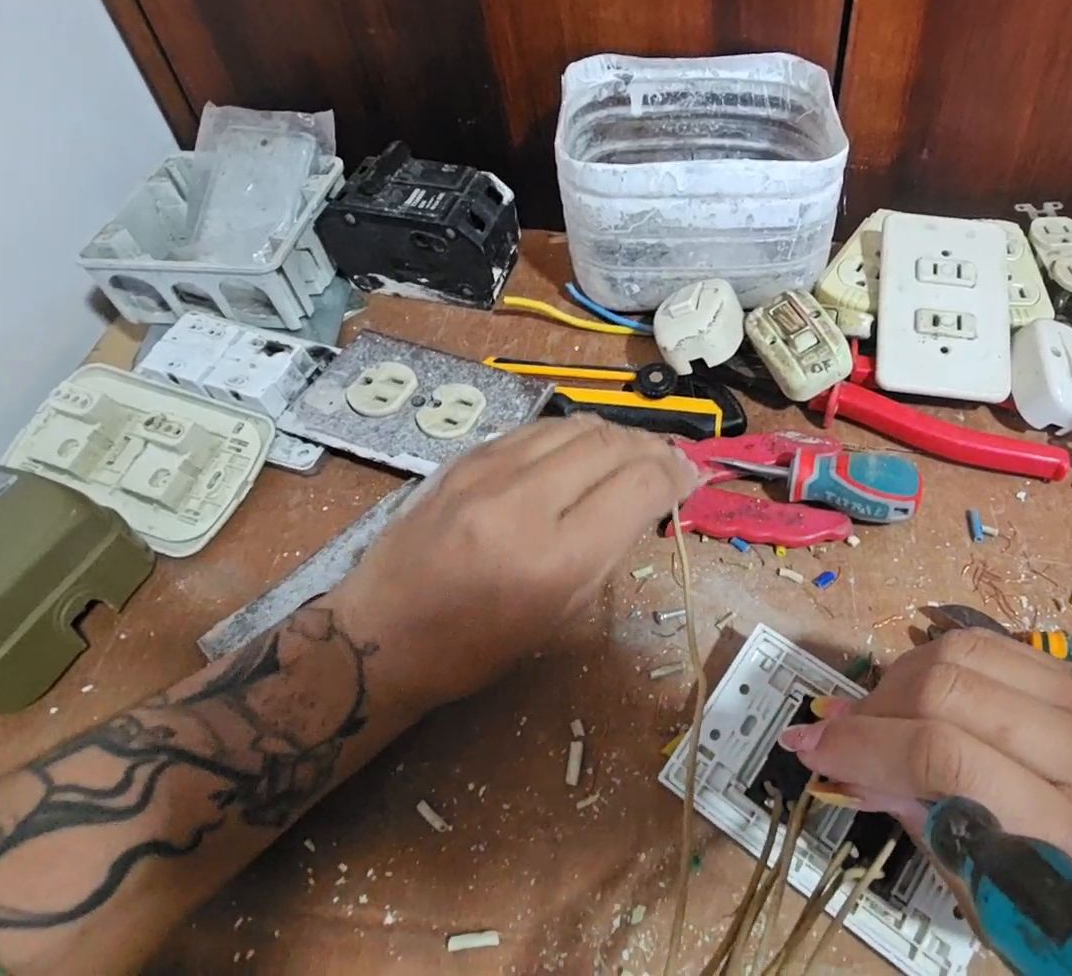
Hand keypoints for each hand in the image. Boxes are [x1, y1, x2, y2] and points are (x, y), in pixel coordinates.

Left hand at [327, 415, 698, 709]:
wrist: (381, 632)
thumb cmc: (477, 645)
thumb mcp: (560, 614)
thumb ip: (607, 550)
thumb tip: (649, 499)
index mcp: (554, 558)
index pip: (639, 487)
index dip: (676, 475)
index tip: (690, 478)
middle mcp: (523, 502)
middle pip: (611, 444)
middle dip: (654, 448)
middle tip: (671, 462)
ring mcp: (488, 472)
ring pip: (576, 425)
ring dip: (617, 435)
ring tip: (633, 453)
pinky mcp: (466, 458)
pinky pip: (538, 429)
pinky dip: (574, 435)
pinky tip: (582, 451)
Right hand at [774, 630, 1071, 972]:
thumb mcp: (1031, 922)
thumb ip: (943, 841)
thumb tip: (864, 777)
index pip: (948, 757)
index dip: (865, 746)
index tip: (811, 748)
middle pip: (951, 685)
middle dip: (874, 705)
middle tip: (841, 735)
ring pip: (967, 649)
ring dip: (900, 675)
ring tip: (878, 715)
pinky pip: (996, 646)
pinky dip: (940, 662)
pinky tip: (923, 694)